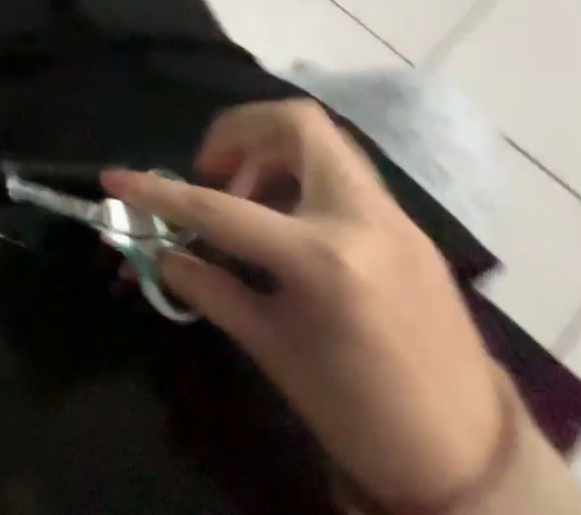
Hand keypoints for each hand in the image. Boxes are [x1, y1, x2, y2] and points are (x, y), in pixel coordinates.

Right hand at [101, 100, 503, 508]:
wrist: (466, 456)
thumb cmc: (354, 411)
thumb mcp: (270, 348)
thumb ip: (208, 287)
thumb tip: (158, 253)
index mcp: (324, 259)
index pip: (220, 209)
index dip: (158, 193)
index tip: (115, 178)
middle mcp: (364, 220)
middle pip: (297, 125)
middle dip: (237, 132)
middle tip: (208, 171)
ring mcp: (394, 219)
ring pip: (324, 145)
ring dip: (270, 153)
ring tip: (240, 199)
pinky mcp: (408, 229)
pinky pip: (342, 177)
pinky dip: (298, 179)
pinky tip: (279, 224)